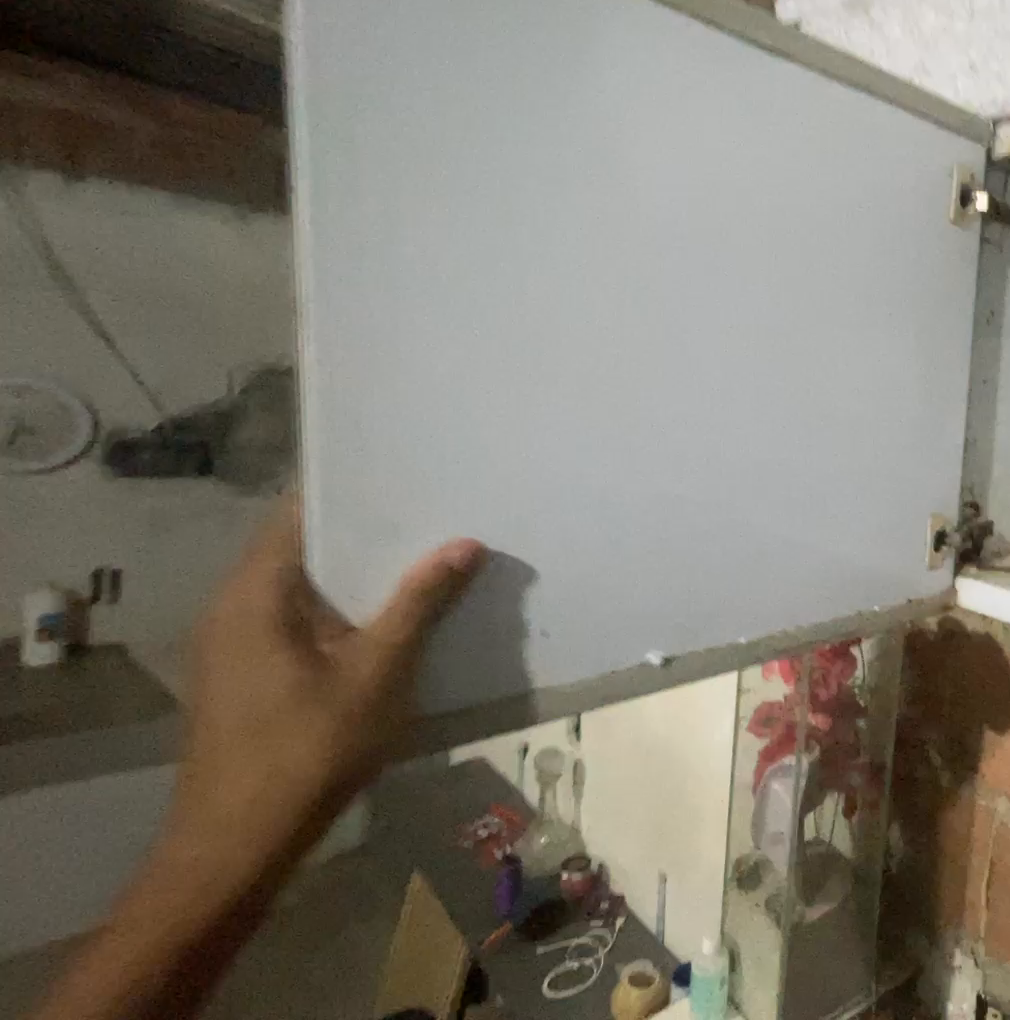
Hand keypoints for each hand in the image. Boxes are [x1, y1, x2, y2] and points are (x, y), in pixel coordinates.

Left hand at [169, 496, 485, 871]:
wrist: (242, 842)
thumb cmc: (309, 747)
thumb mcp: (379, 670)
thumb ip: (420, 602)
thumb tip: (465, 543)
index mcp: (255, 595)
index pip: (301, 515)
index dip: (356, 491)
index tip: (414, 475)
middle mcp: (237, 607)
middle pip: (308, 547)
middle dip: (375, 533)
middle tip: (441, 515)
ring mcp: (241, 642)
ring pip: (312, 585)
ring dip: (368, 573)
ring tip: (433, 555)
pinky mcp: (255, 671)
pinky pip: (308, 616)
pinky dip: (354, 606)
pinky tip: (403, 613)